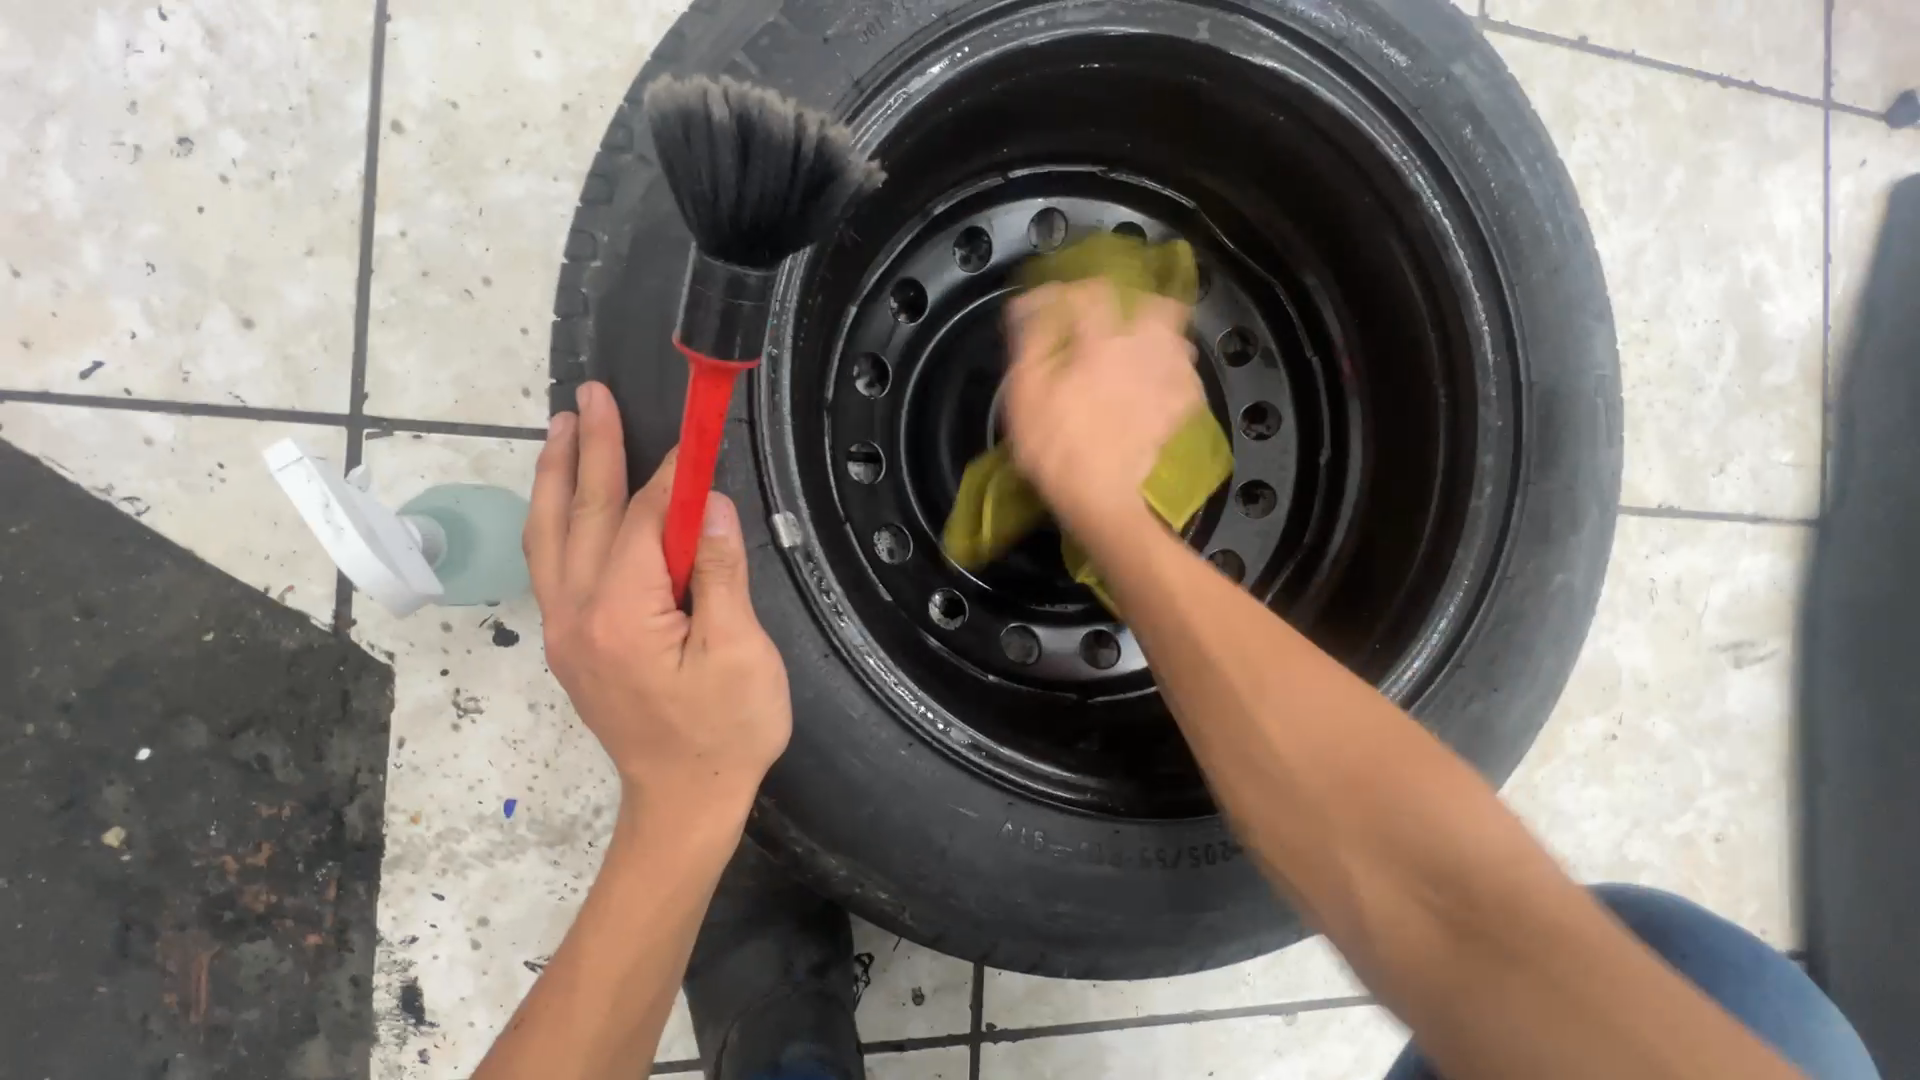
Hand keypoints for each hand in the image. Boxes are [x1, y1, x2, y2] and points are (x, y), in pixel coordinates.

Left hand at [524, 381, 791, 812]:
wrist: (683, 801)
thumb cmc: (724, 731)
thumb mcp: (740, 652)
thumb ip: (719, 572)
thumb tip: (708, 504)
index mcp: (621, 613)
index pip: (640, 520)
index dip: (669, 473)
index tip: (690, 433)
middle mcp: (577, 613)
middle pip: (580, 514)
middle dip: (588, 449)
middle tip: (590, 396)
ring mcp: (565, 630)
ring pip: (549, 536)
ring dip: (554, 476)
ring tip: (561, 428)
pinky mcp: (570, 643)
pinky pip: (551, 563)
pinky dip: (553, 518)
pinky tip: (562, 501)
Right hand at [1000, 280, 1203, 537]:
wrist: (1100, 497)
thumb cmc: (1054, 446)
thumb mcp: (1024, 391)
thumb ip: (1029, 340)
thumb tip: (1028, 304)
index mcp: (1101, 340)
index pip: (1095, 293)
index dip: (1077, 293)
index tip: (1061, 305)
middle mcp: (1143, 350)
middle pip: (1157, 306)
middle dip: (1140, 305)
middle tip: (1120, 319)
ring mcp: (1168, 380)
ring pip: (1178, 339)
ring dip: (1161, 339)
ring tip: (1142, 352)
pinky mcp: (1181, 411)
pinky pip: (1188, 381)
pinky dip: (1177, 377)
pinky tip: (1161, 387)